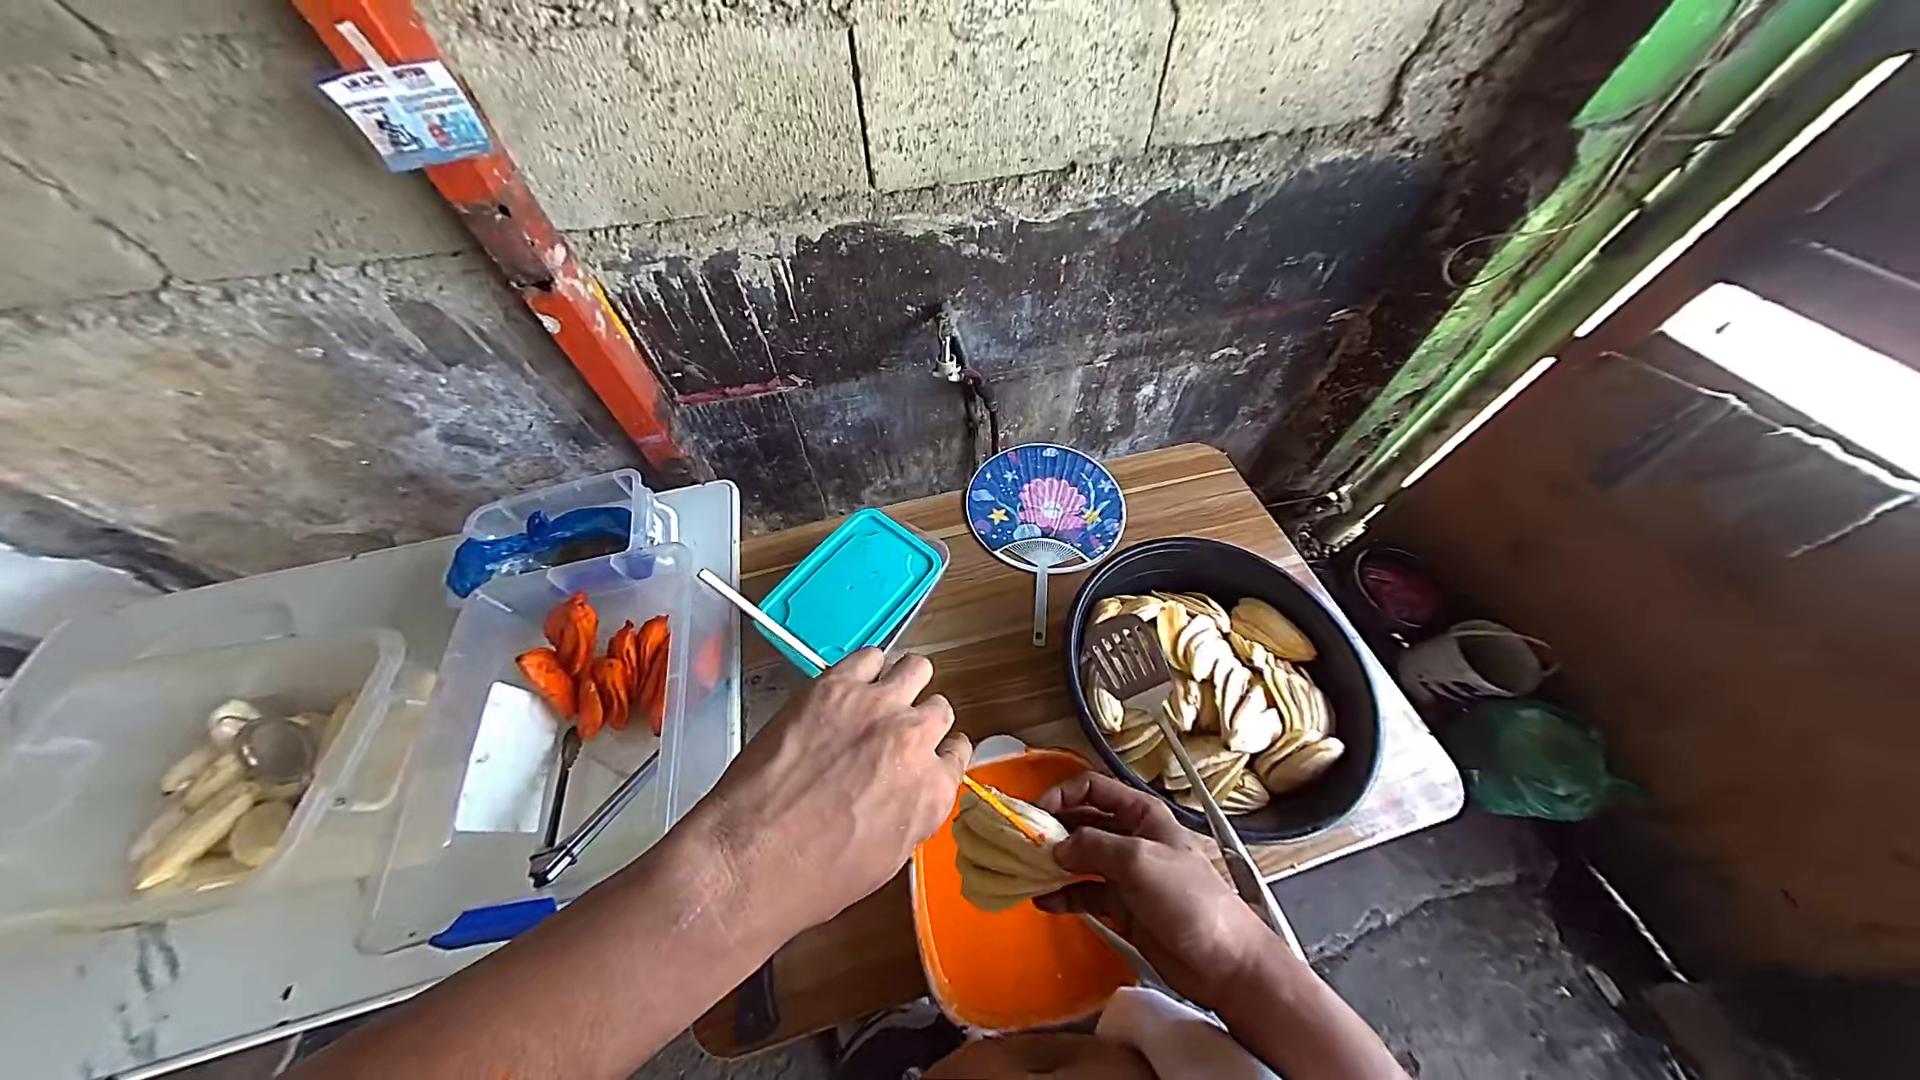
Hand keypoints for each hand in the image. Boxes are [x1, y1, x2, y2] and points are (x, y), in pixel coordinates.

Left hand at [694, 649, 970, 938]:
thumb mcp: (888, 858)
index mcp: (932, 789)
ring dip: (904, 683)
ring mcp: (877, 707)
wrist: (749, 857)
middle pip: (939, 708)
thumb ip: (915, 811)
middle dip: (921, 718)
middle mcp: (914, 740)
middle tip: (897, 726)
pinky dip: (866, 668)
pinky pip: (870, 656)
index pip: (956, 753)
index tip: (929, 750)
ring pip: (916, 668)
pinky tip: (852, 683)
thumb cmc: (813, 875)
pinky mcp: (836, 686)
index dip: (941, 751)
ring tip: (881, 695)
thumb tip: (911, 788)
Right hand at [1033, 772, 1282, 1008]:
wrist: (1224, 963)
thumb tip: (1056, 847)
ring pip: (1079, 858)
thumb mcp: (1138, 861)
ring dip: (1054, 863)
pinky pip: (1085, 892)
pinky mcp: (1122, 905)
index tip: (1036, 811)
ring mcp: (1125, 872)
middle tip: (1024, 842)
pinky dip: (1064, 895)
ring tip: (1027, 871)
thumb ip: (1093, 846)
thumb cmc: (1188, 898)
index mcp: (1140, 813)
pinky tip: (1044, 901)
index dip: (1062, 794)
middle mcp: (1129, 836)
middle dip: (1053, 829)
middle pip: (1082, 821)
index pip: (1092, 788)